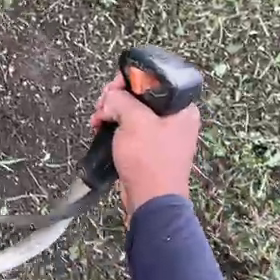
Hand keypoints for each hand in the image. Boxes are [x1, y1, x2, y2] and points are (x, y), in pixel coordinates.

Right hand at [89, 72, 200, 217]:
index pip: (153, 79)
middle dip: (115, 98)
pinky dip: (115, 125)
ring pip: (132, 110)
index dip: (128, 80)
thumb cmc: (148, 159)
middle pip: (140, 95)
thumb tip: (110, 98)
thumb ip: (120, 100)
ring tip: (97, 121)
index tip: (110, 90)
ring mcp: (163, 133)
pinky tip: (100, 129)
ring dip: (111, 112)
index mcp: (182, 107)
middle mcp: (175, 117)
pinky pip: (130, 127)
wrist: (151, 199)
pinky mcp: (150, 146)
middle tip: (101, 107)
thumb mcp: (134, 121)